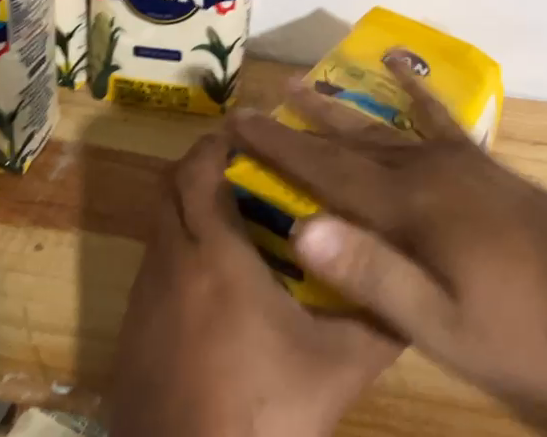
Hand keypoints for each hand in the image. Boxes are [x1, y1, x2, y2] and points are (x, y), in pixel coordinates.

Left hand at [109, 134, 401, 436]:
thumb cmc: (267, 411)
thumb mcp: (339, 367)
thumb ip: (380, 317)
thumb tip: (416, 281)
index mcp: (215, 254)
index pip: (199, 170)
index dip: (218, 145)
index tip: (249, 138)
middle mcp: (170, 262)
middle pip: (169, 187)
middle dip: (201, 169)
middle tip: (246, 174)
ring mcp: (142, 299)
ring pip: (159, 228)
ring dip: (188, 214)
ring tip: (238, 229)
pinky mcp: (131, 333)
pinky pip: (152, 269)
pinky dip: (178, 256)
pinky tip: (216, 291)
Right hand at [224, 69, 546, 425]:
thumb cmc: (526, 332)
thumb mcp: (441, 324)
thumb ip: (371, 274)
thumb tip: (300, 227)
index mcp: (409, 209)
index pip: (326, 172)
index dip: (278, 148)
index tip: (236, 123)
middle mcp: (428, 173)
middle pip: (349, 142)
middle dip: (299, 125)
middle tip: (256, 101)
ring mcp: (461, 165)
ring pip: (385, 128)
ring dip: (342, 108)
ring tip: (305, 85)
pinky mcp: (486, 170)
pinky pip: (442, 120)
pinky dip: (417, 93)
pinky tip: (402, 70)